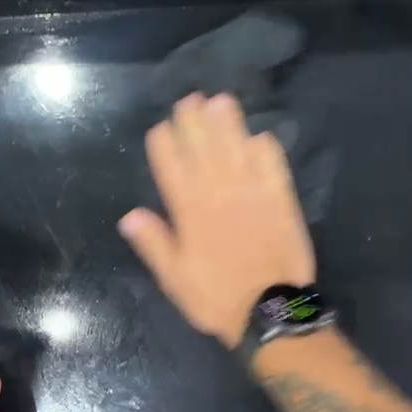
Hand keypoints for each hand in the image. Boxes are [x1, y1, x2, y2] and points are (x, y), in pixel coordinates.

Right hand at [120, 93, 314, 347]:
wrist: (270, 311)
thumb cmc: (216, 299)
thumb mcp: (175, 279)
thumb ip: (154, 244)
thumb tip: (129, 215)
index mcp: (189, 213)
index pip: (171, 167)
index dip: (164, 143)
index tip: (161, 127)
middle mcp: (219, 194)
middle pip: (203, 149)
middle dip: (194, 122)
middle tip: (190, 100)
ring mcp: (253, 194)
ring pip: (236, 149)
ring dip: (227, 124)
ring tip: (220, 102)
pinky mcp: (282, 201)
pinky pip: (273, 166)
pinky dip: (265, 149)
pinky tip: (259, 136)